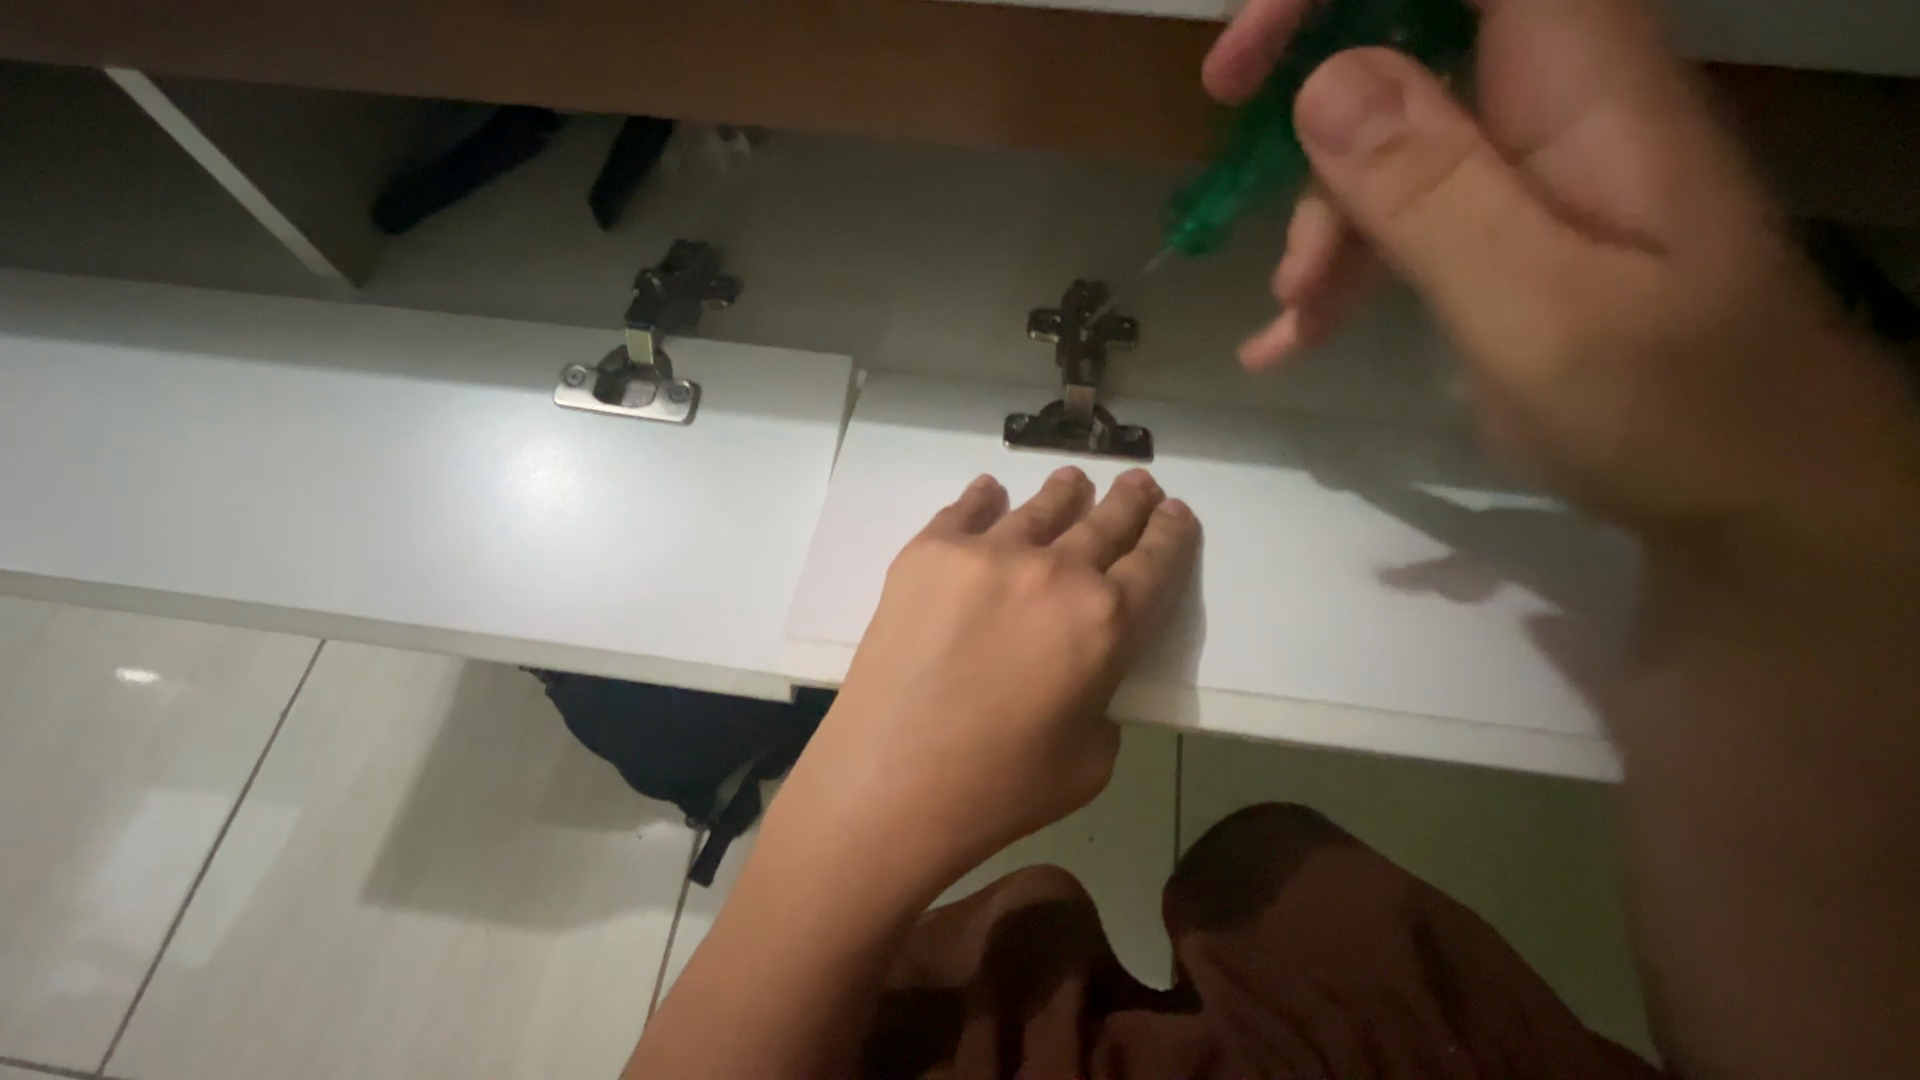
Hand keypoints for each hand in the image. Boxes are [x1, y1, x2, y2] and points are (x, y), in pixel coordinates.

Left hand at [782, 467, 1198, 882]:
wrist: (891, 779)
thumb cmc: (1000, 787)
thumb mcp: (1091, 759)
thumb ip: (1101, 699)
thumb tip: (1081, 671)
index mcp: (1107, 622)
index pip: (1155, 562)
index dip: (1171, 534)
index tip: (1177, 512)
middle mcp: (1055, 572)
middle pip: (1103, 523)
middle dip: (1128, 502)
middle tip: (1139, 482)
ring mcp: (987, 554)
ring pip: (1040, 509)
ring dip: (1065, 493)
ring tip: (1074, 480)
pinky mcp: (929, 553)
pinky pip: (966, 511)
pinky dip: (984, 498)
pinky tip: (990, 490)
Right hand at [1206, 0, 1916, 531]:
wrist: (1743, 481)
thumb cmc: (1663, 404)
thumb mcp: (1531, 309)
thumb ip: (1432, 195)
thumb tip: (1323, 86)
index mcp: (1580, 83)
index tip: (1243, 64)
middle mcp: (1553, 99)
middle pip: (1405, 43)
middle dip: (1312, 102)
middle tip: (1236, 163)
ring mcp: (1526, 165)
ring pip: (1389, 142)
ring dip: (1322, 218)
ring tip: (1293, 314)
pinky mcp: (1503, 225)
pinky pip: (1400, 215)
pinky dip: (1340, 269)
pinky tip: (1292, 339)